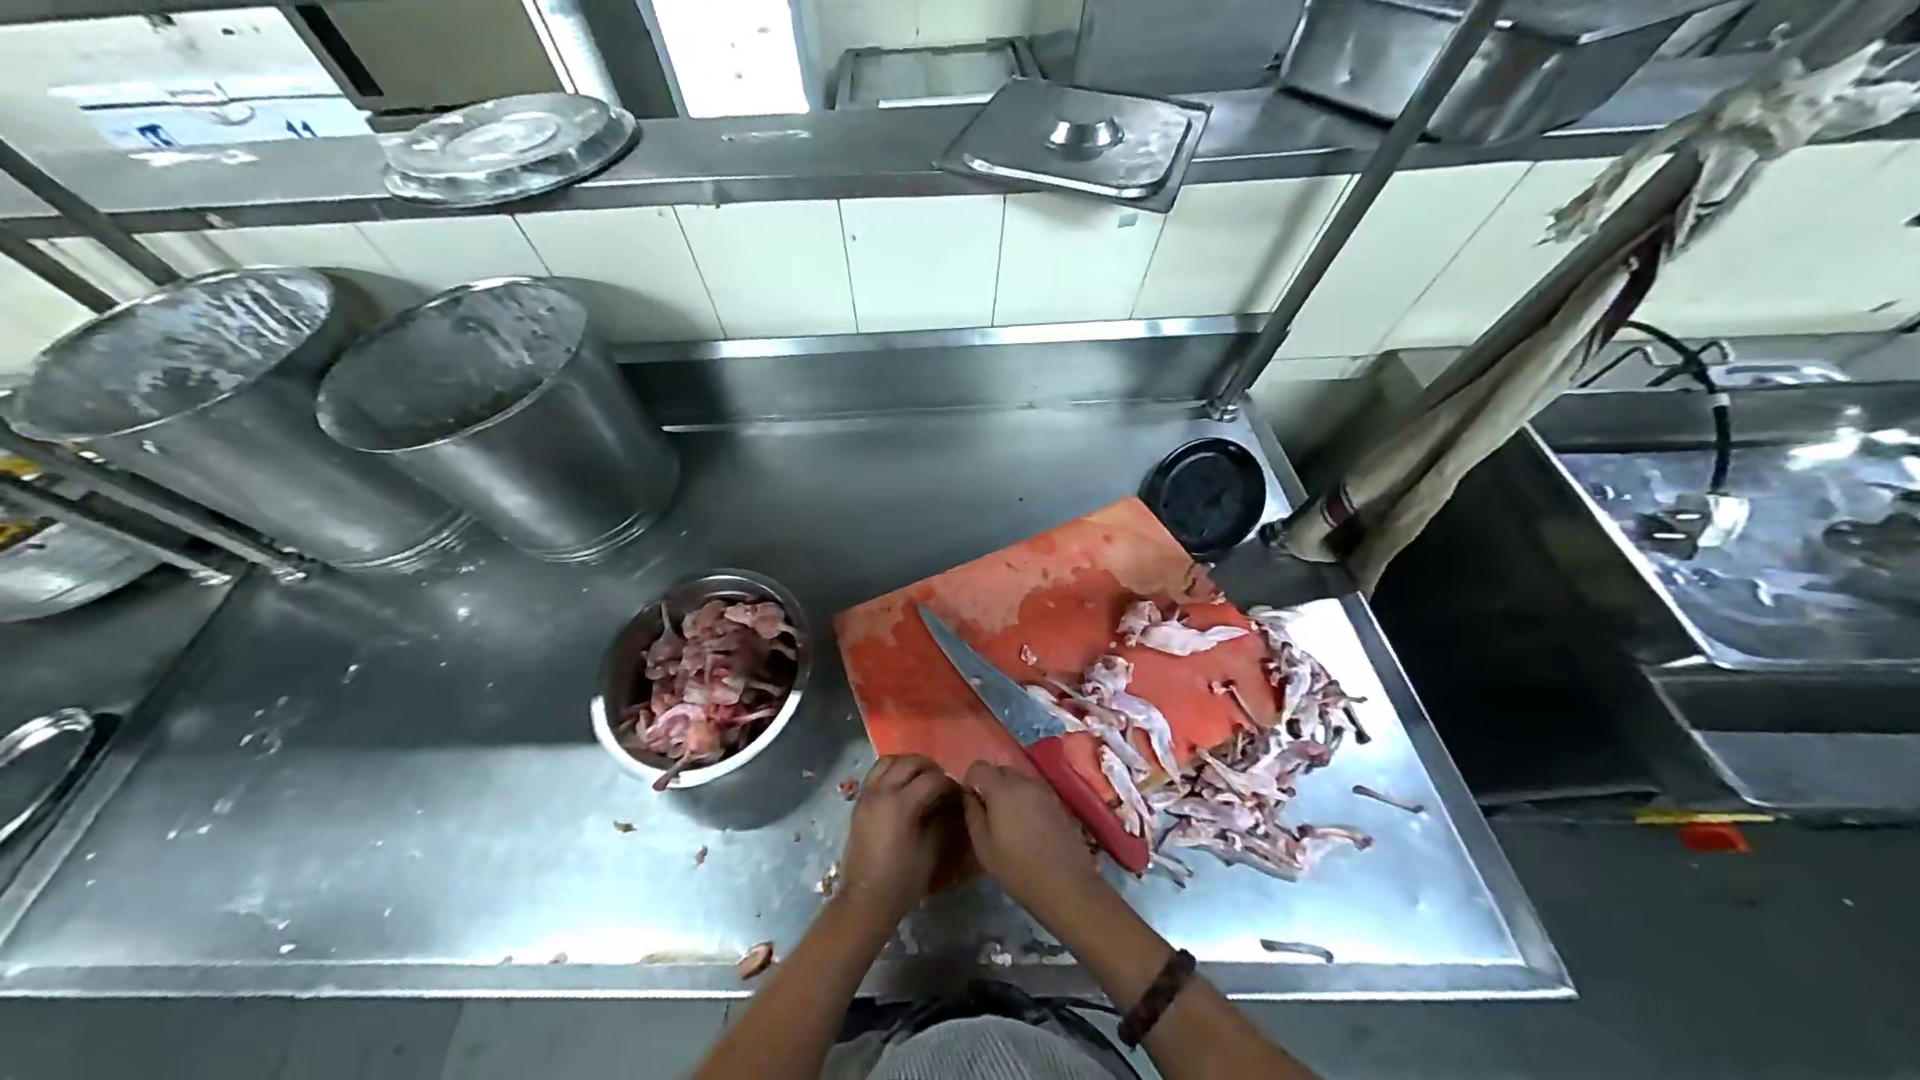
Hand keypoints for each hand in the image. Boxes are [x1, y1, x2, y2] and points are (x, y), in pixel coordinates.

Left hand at [839, 755, 961, 924]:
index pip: (933, 779)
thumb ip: (943, 820)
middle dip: (931, 768)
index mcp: (901, 804)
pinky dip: (891, 771)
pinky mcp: (859, 801)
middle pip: (910, 762)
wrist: (865, 899)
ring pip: (889, 761)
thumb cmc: (902, 879)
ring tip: (921, 780)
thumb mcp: (931, 851)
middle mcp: (882, 791)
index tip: (958, 795)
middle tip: (942, 784)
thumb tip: (954, 803)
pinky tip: (902, 787)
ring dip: (908, 765)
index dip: (950, 784)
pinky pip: (875, 772)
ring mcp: (867, 794)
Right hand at [961, 761, 1109, 927]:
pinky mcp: (1059, 802)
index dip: (971, 781)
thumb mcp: (984, 847)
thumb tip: (970, 796)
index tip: (972, 803)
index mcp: (1002, 789)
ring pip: (1020, 780)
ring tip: (1010, 822)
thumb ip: (973, 815)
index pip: (979, 766)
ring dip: (1010, 793)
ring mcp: (1045, 791)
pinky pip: (1035, 792)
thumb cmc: (1018, 869)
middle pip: (1001, 770)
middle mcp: (1025, 782)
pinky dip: (1027, 801)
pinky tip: (1030, 828)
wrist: (1067, 884)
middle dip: (991, 785)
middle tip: (990, 814)